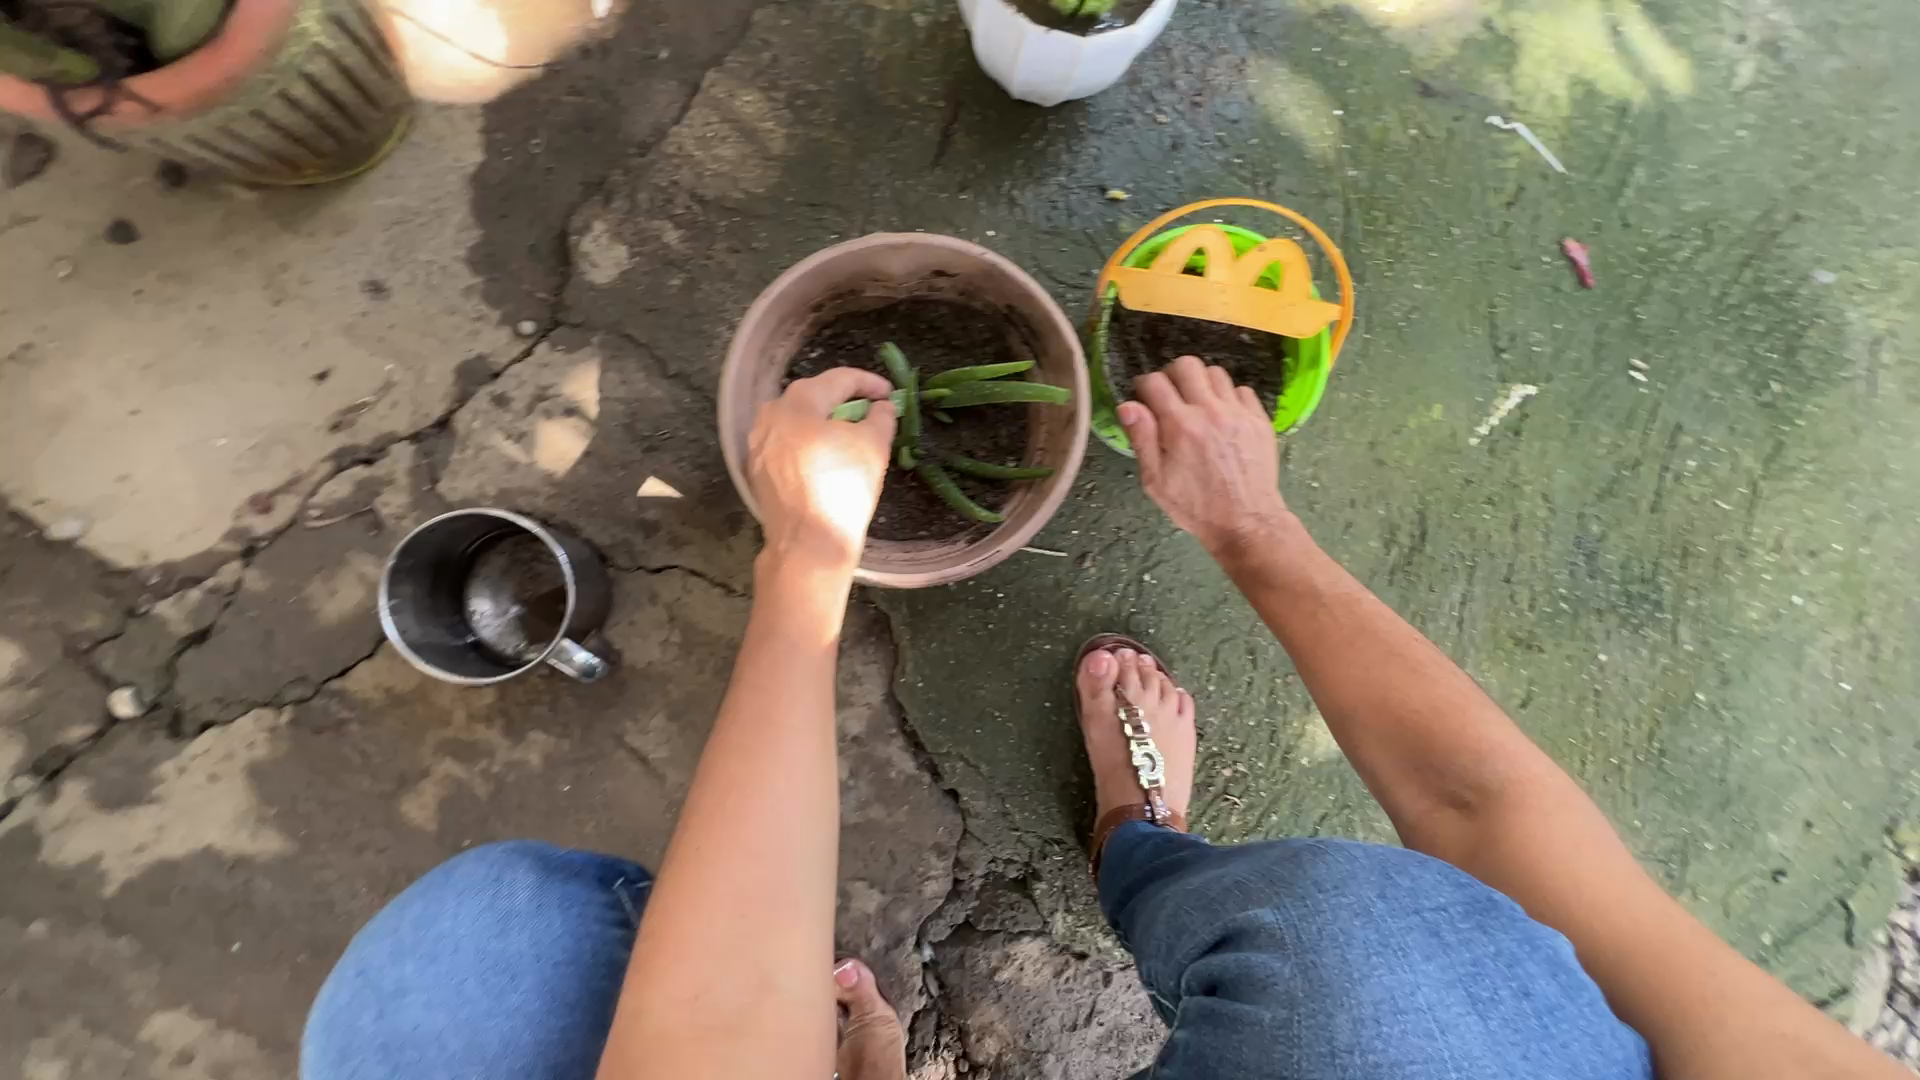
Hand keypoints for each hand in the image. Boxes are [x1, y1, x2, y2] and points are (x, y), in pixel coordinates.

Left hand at [747, 368, 896, 570]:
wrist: (808, 544)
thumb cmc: (843, 488)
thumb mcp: (874, 446)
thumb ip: (881, 417)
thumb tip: (881, 407)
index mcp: (798, 402)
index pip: (839, 379)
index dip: (869, 383)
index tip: (890, 395)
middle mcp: (771, 416)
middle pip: (813, 397)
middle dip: (844, 402)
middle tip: (870, 414)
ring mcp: (759, 445)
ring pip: (797, 423)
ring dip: (824, 424)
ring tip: (848, 437)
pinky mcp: (757, 471)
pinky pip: (787, 446)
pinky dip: (808, 446)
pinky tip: (825, 461)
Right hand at [1120, 355, 1289, 554]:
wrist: (1246, 521)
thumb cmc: (1195, 506)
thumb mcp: (1155, 481)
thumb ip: (1141, 439)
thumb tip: (1127, 406)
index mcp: (1179, 426)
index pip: (1155, 382)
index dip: (1143, 386)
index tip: (1143, 398)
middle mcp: (1209, 411)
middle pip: (1187, 365)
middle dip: (1172, 375)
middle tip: (1170, 395)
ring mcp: (1238, 412)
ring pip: (1216, 373)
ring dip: (1201, 383)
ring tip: (1197, 404)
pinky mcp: (1259, 419)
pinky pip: (1242, 390)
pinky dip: (1228, 397)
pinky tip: (1222, 416)